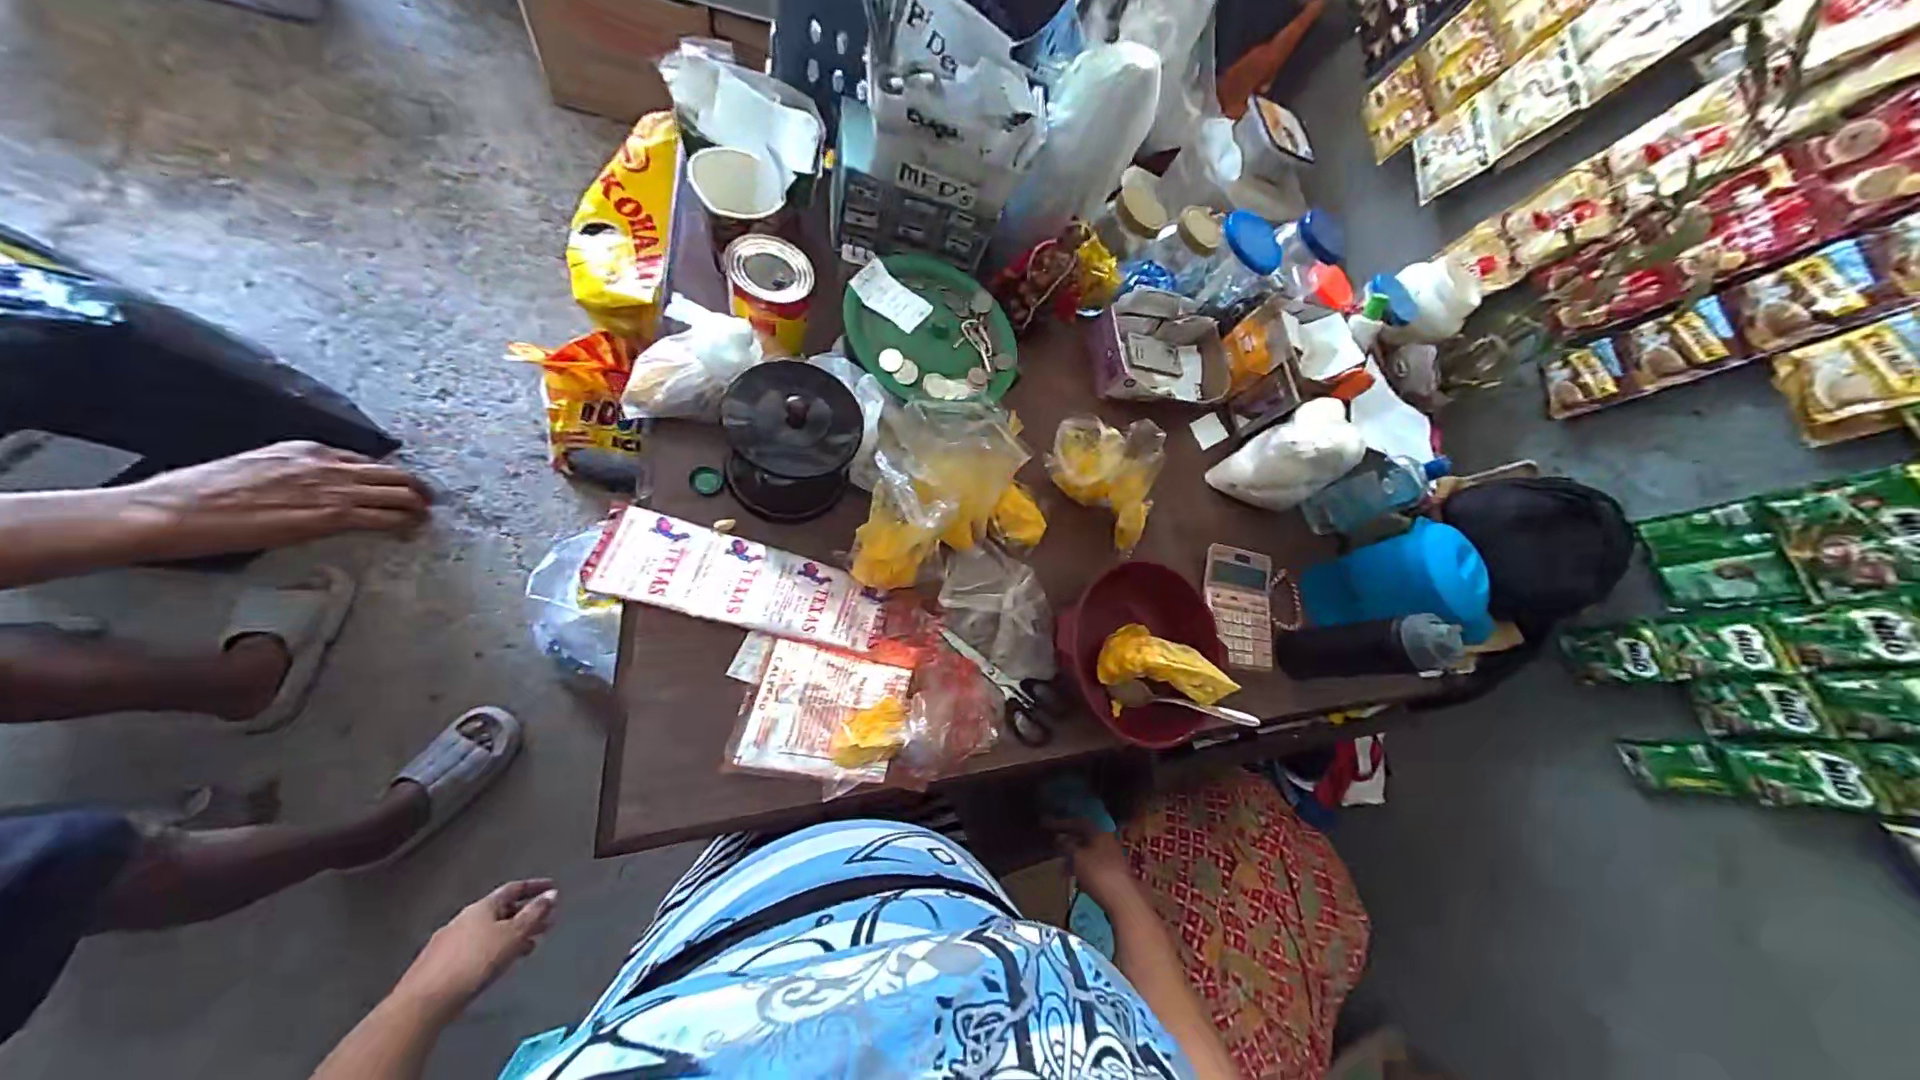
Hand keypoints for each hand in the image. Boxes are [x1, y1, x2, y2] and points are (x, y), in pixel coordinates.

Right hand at [130, 441, 430, 558]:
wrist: (170, 511)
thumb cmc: (199, 495)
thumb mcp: (258, 469)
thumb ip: (294, 474)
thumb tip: (313, 490)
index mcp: (306, 449)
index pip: (366, 460)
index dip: (387, 476)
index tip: (397, 487)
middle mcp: (327, 464)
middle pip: (393, 473)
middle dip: (416, 488)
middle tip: (426, 502)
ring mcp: (332, 489)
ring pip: (399, 494)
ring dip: (417, 507)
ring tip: (424, 517)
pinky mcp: (331, 516)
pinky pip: (385, 518)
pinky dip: (405, 525)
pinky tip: (411, 531)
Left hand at [394, 880, 557, 1018]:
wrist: (422, 1004)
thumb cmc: (474, 963)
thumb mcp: (513, 936)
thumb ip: (534, 914)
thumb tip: (551, 894)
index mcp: (482, 907)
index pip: (513, 889)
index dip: (535, 887)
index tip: (552, 888)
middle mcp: (463, 919)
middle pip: (501, 911)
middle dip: (525, 915)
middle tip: (546, 922)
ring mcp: (446, 942)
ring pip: (487, 932)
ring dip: (510, 935)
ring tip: (527, 947)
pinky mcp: (436, 965)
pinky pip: (474, 948)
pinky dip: (492, 950)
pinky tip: (497, 964)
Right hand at [1049, 818, 1137, 905]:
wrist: (1123, 900)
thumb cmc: (1097, 873)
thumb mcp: (1077, 857)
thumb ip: (1067, 845)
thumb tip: (1059, 838)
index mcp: (1099, 832)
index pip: (1078, 822)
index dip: (1062, 823)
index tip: (1048, 826)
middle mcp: (1107, 840)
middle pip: (1084, 837)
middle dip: (1067, 842)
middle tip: (1054, 848)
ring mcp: (1111, 857)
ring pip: (1088, 852)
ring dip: (1073, 857)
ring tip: (1061, 868)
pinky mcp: (1113, 873)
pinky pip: (1092, 864)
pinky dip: (1080, 868)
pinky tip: (1073, 877)